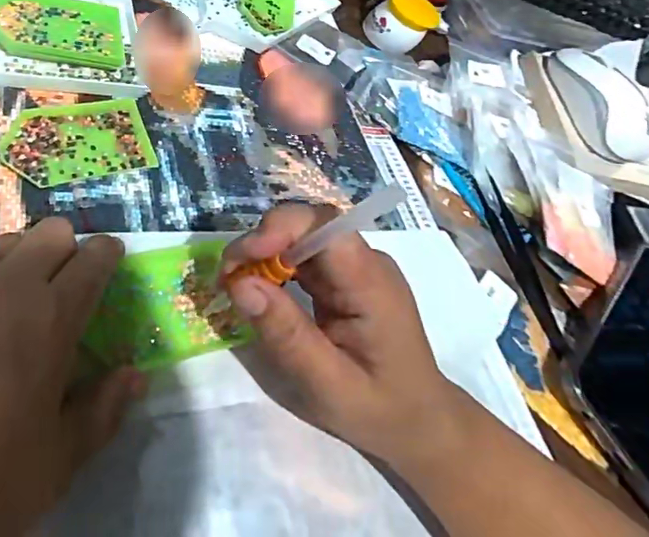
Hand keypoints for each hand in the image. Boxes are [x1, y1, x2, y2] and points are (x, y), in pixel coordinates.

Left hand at [0, 219, 142, 536]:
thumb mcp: (57, 460)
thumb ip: (102, 411)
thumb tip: (135, 375)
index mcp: (51, 316)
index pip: (92, 259)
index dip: (108, 255)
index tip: (113, 263)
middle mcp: (8, 284)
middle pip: (51, 232)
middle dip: (69, 249)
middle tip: (68, 290)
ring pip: (8, 242)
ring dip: (26, 257)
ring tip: (21, 302)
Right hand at [220, 203, 453, 462]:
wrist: (422, 424)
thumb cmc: (380, 410)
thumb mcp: (329, 386)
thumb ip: (286, 335)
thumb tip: (239, 284)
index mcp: (371, 282)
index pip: (325, 226)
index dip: (280, 228)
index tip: (242, 259)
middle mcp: (364, 260)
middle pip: (307, 224)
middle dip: (261, 242)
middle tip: (226, 279)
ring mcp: (354, 264)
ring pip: (299, 235)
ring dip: (262, 253)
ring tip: (234, 285)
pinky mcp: (342, 274)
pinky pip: (301, 254)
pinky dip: (272, 266)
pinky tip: (257, 290)